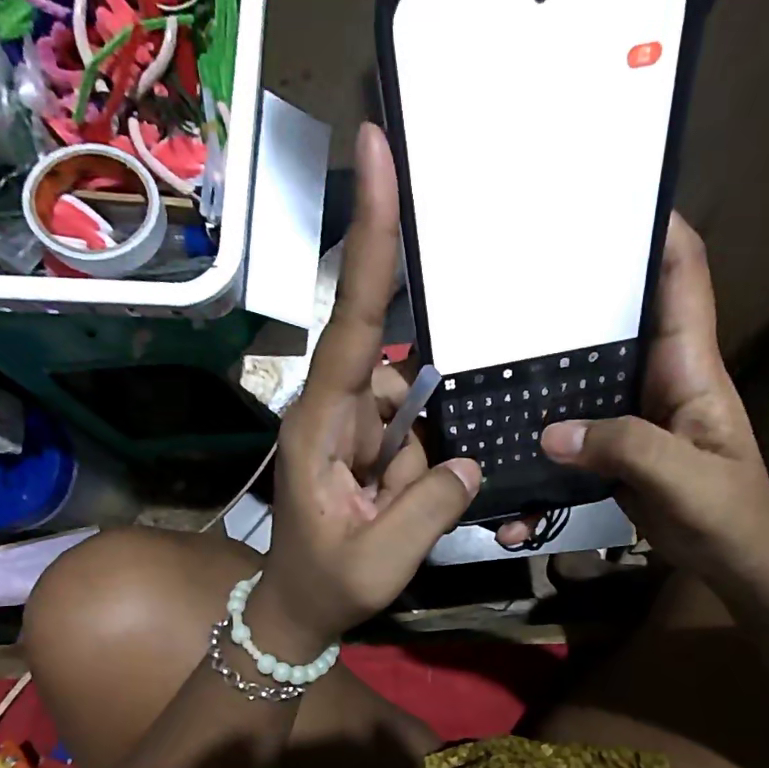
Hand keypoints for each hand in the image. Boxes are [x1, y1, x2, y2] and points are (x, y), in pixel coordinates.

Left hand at [250, 124, 480, 654]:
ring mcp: (357, 425)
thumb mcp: (378, 559)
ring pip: (416, 403)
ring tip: (393, 517)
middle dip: (422, 392)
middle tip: (406, 446)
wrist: (298, 609)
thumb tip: (469, 457)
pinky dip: (428, 459)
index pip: (353, 324)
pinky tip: (410, 504)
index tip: (377, 158)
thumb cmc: (326, 585)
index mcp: (320, 424)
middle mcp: (335, 408)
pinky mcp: (374, 442)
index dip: (369, 244)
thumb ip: (429, 506)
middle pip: (394, 361)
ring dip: (423, 458)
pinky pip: (418, 429)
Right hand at [500, 215, 768, 581]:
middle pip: (619, 314)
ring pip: (585, 371)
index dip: (657, 228)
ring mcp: (632, 410)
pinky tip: (512, 458)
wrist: (733, 562)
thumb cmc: (729, 515)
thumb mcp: (687, 481)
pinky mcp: (613, 444)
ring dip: (546, 368)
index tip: (608, 198)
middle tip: (516, 272)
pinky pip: (574, 427)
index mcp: (689, 365)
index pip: (682, 274)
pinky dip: (546, 438)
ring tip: (490, 352)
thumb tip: (552, 434)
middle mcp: (658, 375)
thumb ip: (627, 450)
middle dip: (574, 291)